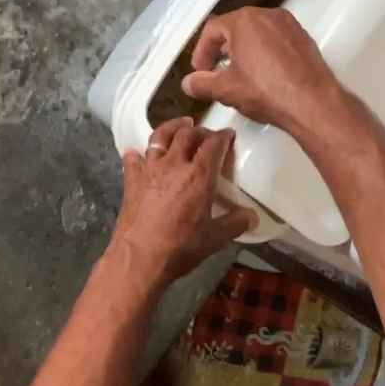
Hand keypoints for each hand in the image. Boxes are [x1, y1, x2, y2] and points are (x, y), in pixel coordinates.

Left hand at [109, 117, 255, 285]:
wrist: (140, 258)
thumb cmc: (181, 247)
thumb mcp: (215, 238)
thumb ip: (235, 223)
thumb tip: (253, 216)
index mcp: (198, 175)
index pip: (213, 144)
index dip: (223, 136)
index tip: (228, 134)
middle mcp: (174, 165)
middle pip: (186, 134)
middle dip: (199, 130)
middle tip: (205, 134)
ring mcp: (150, 170)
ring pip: (159, 138)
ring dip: (171, 129)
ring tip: (180, 127)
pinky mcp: (131, 181)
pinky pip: (133, 160)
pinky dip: (136, 155)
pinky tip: (136, 154)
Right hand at [181, 7, 345, 135]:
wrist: (313, 103)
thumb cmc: (267, 92)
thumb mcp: (226, 90)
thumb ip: (202, 84)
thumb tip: (188, 83)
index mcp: (244, 21)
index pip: (212, 30)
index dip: (201, 51)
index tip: (200, 71)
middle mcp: (267, 15)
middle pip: (235, 27)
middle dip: (221, 49)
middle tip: (215, 71)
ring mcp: (289, 25)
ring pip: (257, 32)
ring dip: (243, 49)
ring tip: (239, 73)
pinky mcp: (304, 38)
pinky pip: (276, 39)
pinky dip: (264, 51)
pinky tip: (264, 74)